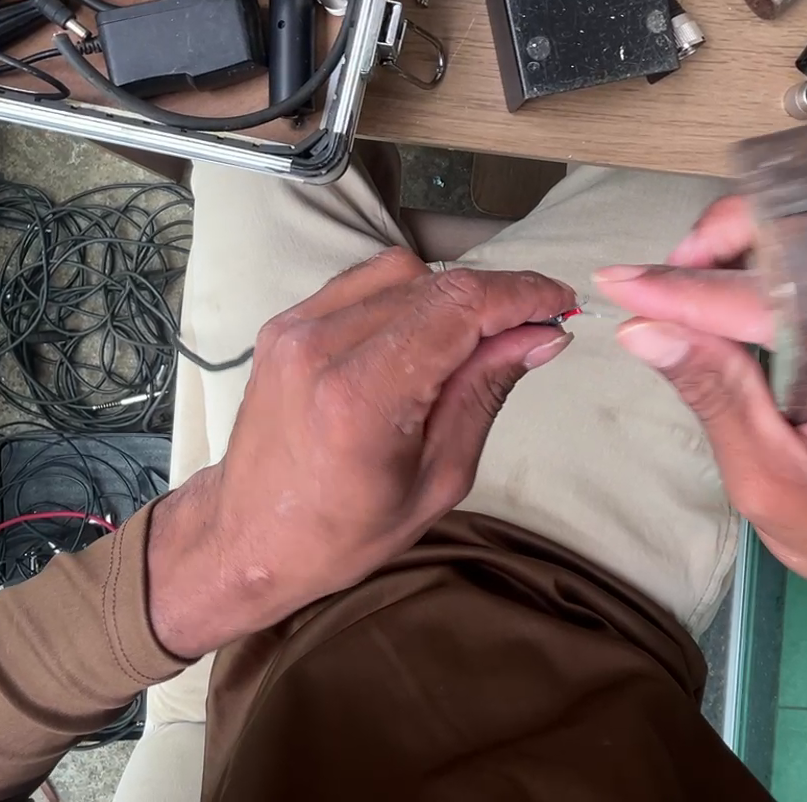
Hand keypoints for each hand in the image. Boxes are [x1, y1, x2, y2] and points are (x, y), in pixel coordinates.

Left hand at [148, 249, 575, 658]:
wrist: (246, 534)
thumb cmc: (345, 532)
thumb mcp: (438, 480)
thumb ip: (485, 392)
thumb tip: (541, 335)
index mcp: (361, 396)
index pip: (458, 308)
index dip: (521, 294)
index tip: (560, 302)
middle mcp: (321, 344)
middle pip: (434, 283)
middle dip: (495, 296)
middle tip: (529, 329)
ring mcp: (294, 325)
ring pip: (399, 271)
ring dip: (449, 295)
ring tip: (468, 340)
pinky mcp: (284, 321)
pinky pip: (363, 282)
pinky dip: (406, 295)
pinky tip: (418, 334)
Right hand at [592, 196, 806, 634]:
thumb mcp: (771, 485)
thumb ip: (714, 395)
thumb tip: (642, 329)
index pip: (787, 309)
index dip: (695, 293)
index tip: (622, 283)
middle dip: (732, 239)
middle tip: (668, 279)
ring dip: (753, 238)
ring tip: (697, 282)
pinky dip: (779, 250)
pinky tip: (737, 282)